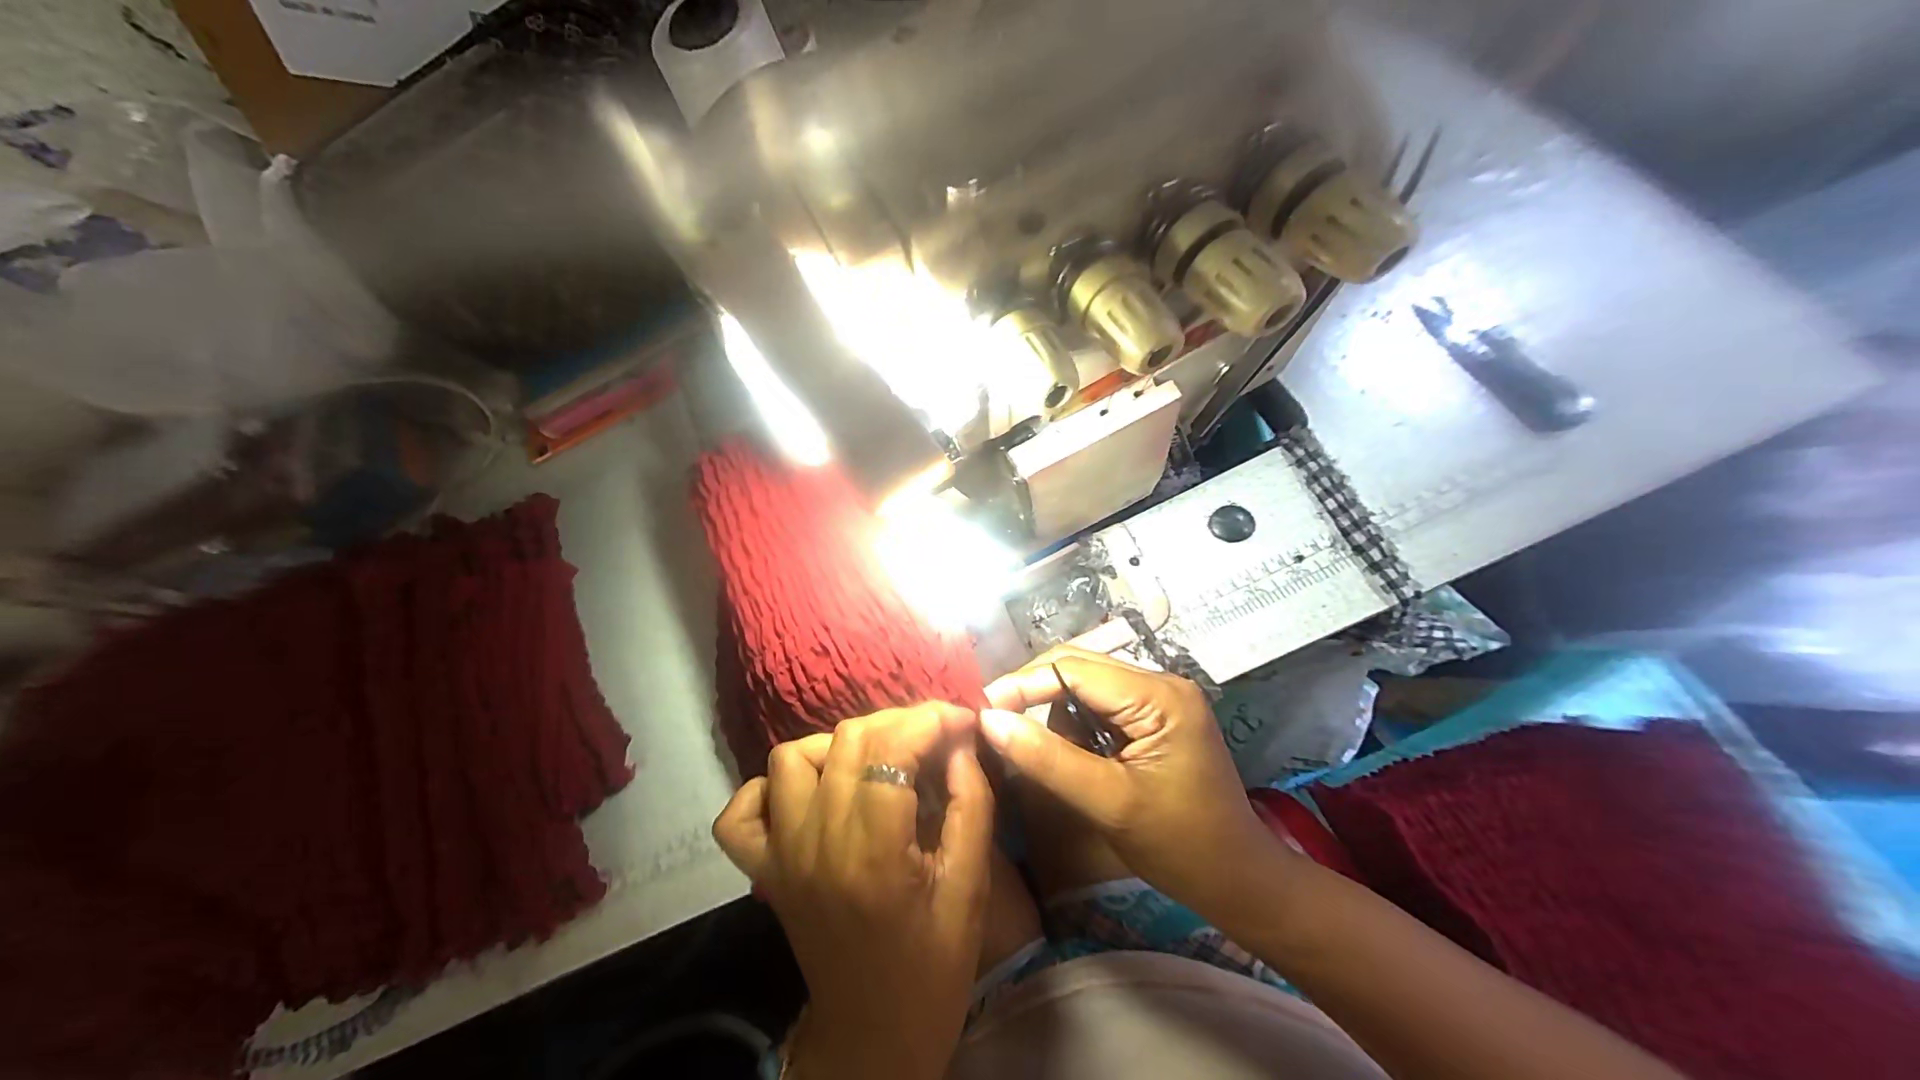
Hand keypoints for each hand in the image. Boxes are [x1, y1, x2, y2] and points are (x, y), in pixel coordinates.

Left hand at [712, 704, 993, 1079]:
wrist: (874, 1035)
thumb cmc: (935, 966)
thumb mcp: (970, 886)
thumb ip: (972, 804)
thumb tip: (961, 742)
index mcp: (873, 851)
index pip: (893, 747)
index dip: (932, 720)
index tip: (962, 720)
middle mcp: (816, 842)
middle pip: (847, 739)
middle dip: (898, 723)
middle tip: (933, 739)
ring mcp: (780, 855)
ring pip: (793, 756)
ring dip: (840, 746)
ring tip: (878, 763)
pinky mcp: (763, 871)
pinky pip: (743, 810)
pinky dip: (772, 788)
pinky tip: (810, 794)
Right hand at [981, 647, 1281, 914]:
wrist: (1238, 881)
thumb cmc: (1179, 846)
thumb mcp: (1107, 803)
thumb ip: (1047, 759)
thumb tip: (989, 720)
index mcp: (1158, 695)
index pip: (1073, 668)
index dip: (1022, 684)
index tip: (980, 710)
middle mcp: (1160, 682)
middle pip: (1078, 667)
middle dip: (1033, 694)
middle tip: (993, 723)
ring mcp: (1160, 698)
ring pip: (1084, 685)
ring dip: (1054, 713)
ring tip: (1042, 755)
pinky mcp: (1155, 717)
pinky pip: (1100, 706)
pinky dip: (1074, 727)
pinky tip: (1073, 759)